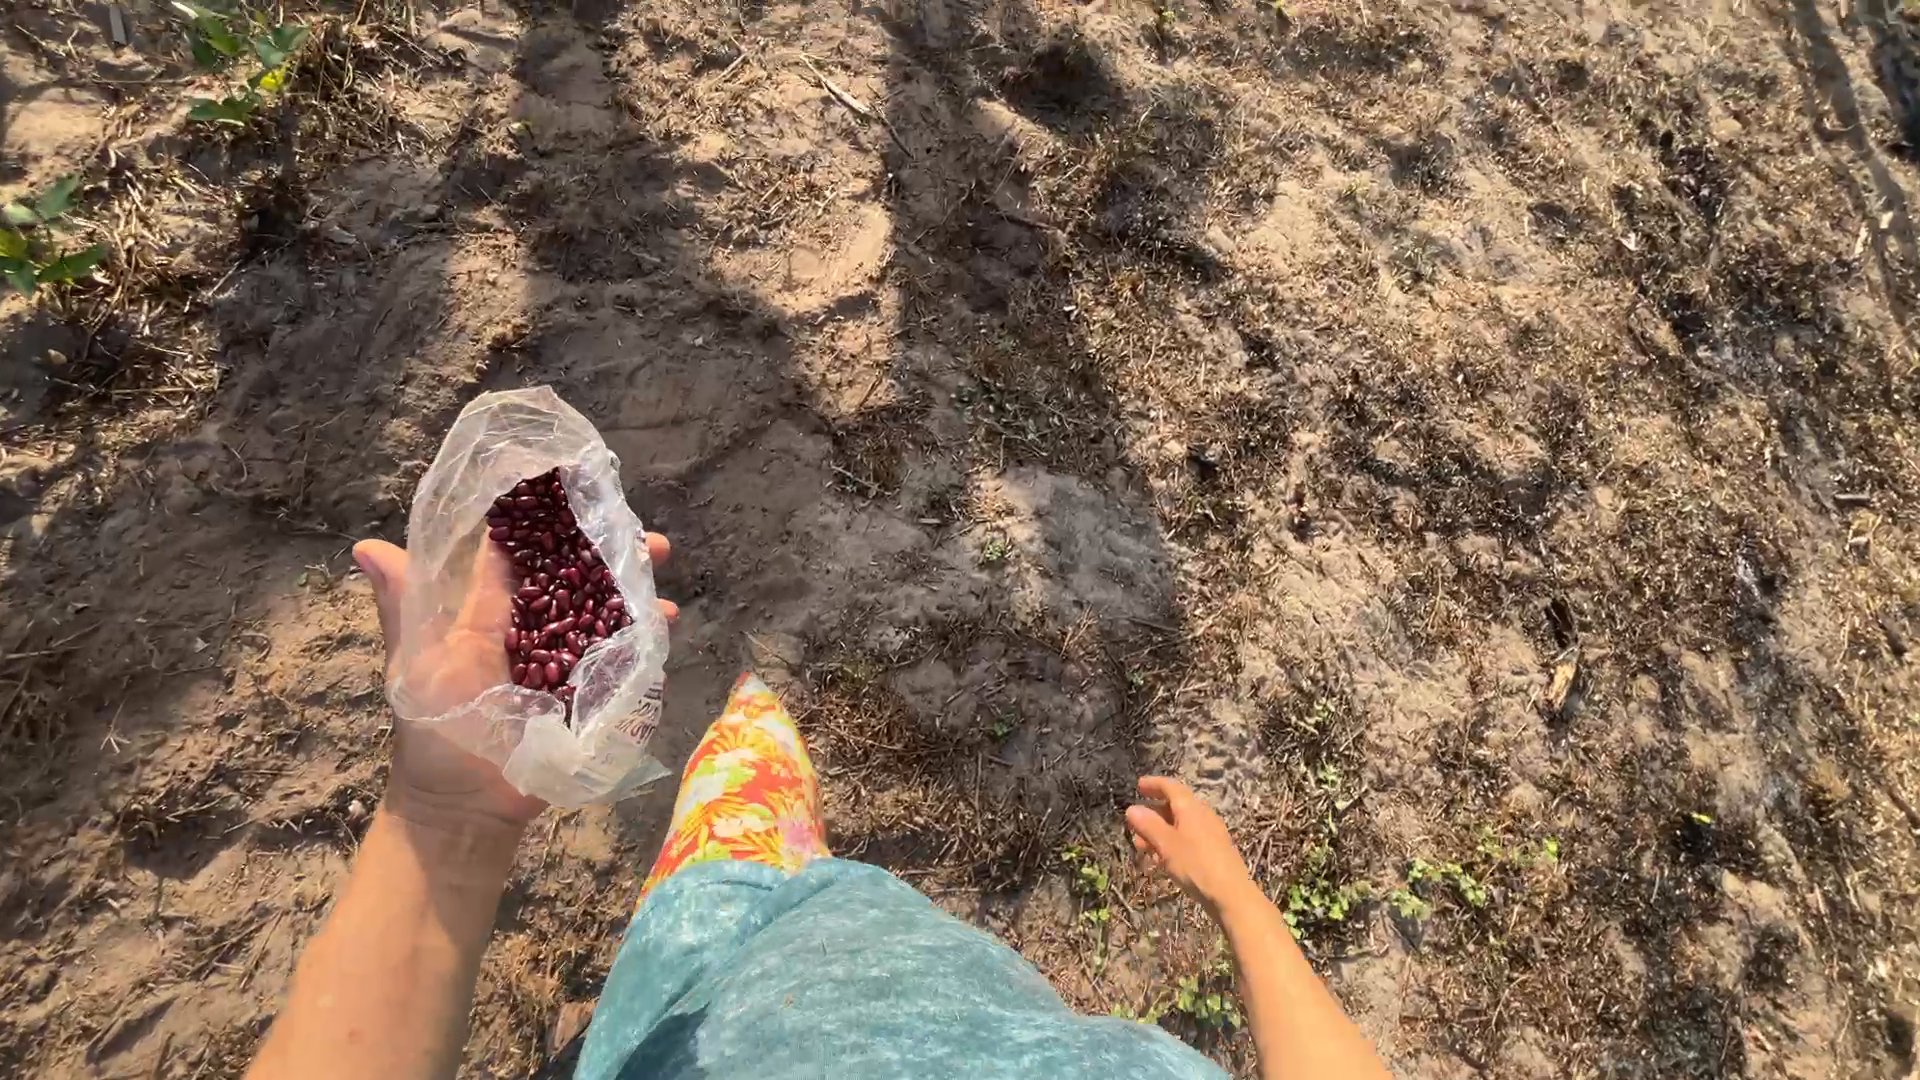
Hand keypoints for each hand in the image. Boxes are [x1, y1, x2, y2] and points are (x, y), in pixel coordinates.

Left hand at [352, 533, 677, 832]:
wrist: (467, 804)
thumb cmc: (437, 730)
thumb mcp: (418, 664)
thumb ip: (409, 607)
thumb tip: (366, 544)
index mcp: (499, 609)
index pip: (537, 555)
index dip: (565, 526)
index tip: (598, 502)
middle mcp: (544, 625)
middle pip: (590, 580)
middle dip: (625, 559)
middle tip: (655, 547)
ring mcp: (576, 658)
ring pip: (618, 616)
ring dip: (647, 602)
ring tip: (667, 605)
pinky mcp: (598, 690)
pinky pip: (630, 661)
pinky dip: (651, 646)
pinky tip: (666, 637)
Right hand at [1125, 776, 1256, 915]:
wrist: (1233, 896)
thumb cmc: (1196, 865)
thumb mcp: (1166, 844)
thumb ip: (1148, 825)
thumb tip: (1132, 809)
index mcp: (1191, 808)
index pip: (1171, 787)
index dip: (1153, 784)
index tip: (1138, 786)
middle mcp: (1203, 815)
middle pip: (1175, 806)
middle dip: (1153, 814)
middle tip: (1135, 825)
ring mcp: (1211, 833)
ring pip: (1180, 825)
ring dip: (1160, 832)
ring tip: (1143, 847)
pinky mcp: (1215, 851)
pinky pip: (1189, 839)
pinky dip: (1173, 843)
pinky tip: (1163, 860)